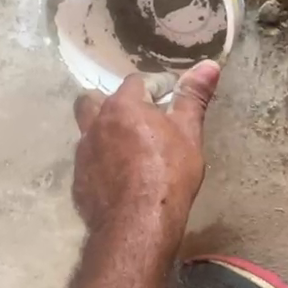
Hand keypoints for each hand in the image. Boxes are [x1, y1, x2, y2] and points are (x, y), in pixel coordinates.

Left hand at [71, 64, 220, 252]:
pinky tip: (121, 176)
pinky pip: (89, 161)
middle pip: (93, 101)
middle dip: (113, 103)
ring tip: (129, 147)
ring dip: (105, 132)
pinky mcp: (79, 180)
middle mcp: (95, 124)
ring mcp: (83, 154)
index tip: (170, 98)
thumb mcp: (189, 132)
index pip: (136, 82)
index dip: (155, 86)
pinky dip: (103, 161)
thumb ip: (194, 96)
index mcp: (123, 107)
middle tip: (138, 118)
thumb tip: (209, 64)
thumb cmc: (169, 172)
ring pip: (88, 131)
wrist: (137, 222)